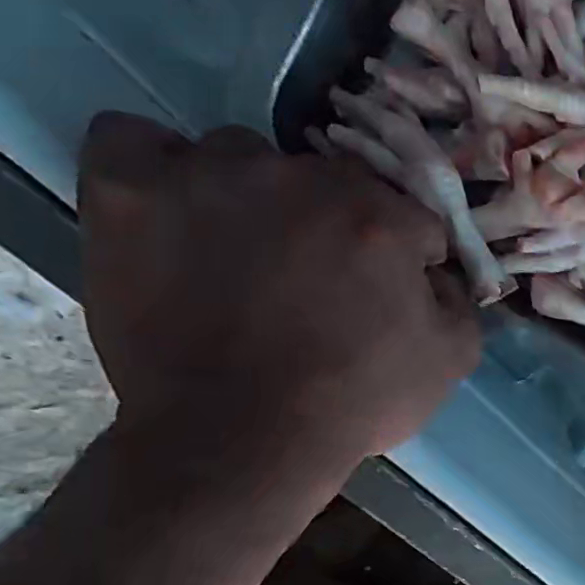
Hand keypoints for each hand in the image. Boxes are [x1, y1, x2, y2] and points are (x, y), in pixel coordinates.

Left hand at [78, 112, 480, 481]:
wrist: (240, 442)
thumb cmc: (353, 404)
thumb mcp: (448, 365)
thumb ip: (458, 302)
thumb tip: (440, 271)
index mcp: (379, 218)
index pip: (409, 217)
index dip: (408, 260)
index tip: (392, 296)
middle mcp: (297, 177)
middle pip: (329, 182)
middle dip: (337, 228)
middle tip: (321, 286)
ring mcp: (205, 176)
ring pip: (243, 159)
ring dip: (255, 198)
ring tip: (245, 260)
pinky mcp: (126, 190)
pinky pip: (137, 141)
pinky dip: (160, 171)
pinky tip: (178, 216)